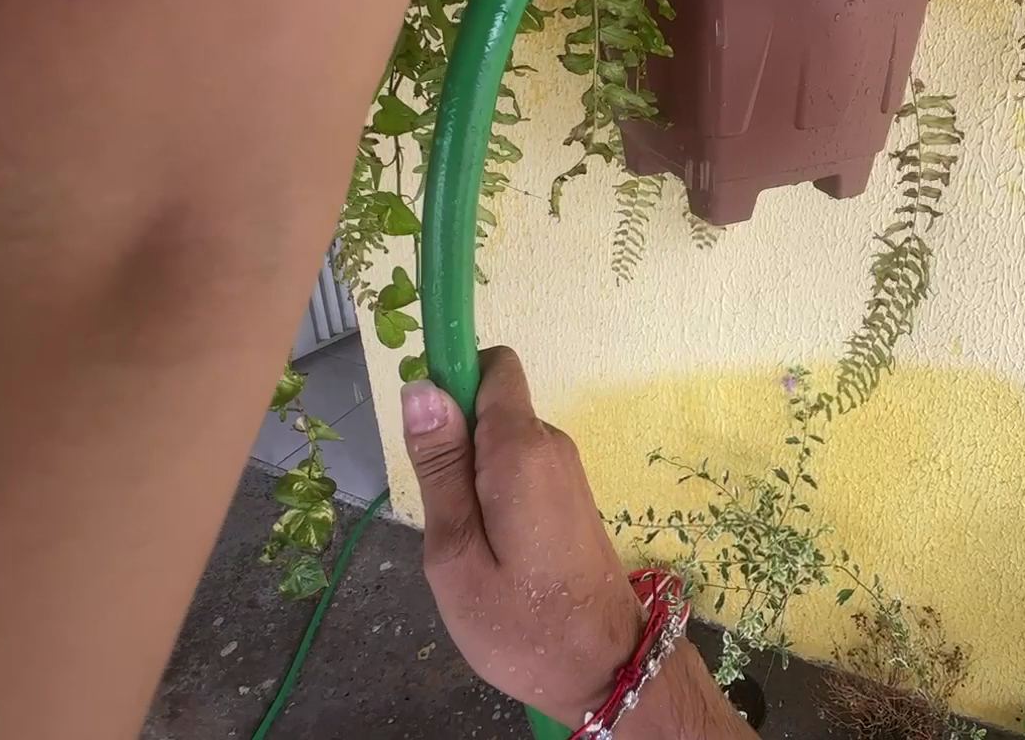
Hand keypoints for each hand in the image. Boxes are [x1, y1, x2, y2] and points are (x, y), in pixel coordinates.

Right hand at [402, 348, 641, 724]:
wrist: (601, 660)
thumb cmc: (518, 617)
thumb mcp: (455, 548)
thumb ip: (440, 464)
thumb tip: (422, 385)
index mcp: (522, 446)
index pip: (495, 365)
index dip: (455, 377)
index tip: (426, 433)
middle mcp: (551, 442)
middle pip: (493, 405)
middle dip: (456, 443)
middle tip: (445, 516)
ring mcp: (565, 466)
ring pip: (502, 441)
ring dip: (473, 476)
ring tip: (470, 543)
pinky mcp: (569, 491)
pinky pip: (519, 467)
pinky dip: (495, 492)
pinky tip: (494, 548)